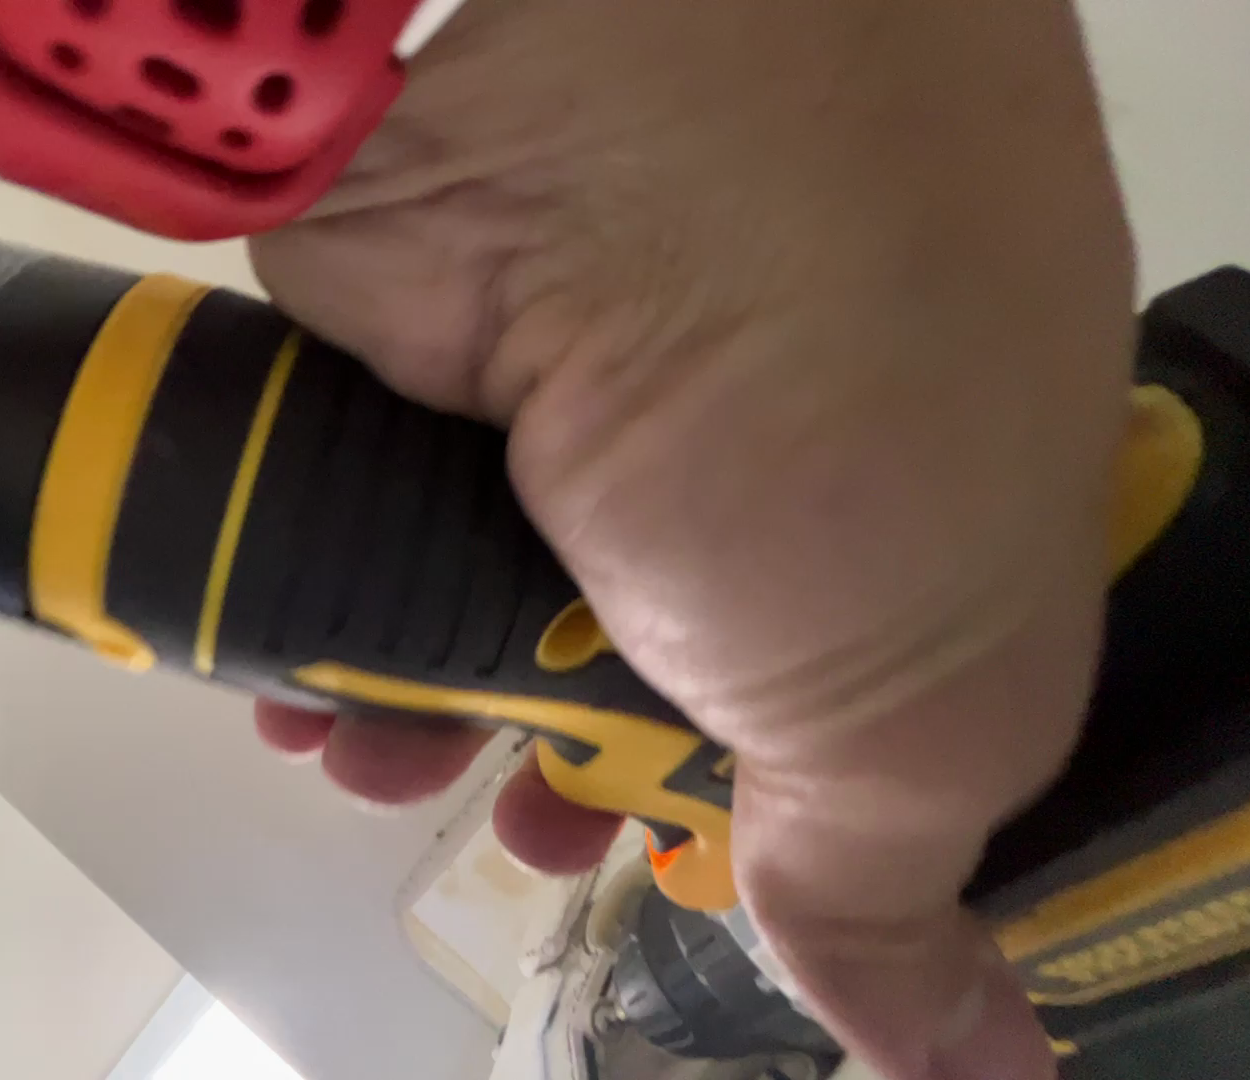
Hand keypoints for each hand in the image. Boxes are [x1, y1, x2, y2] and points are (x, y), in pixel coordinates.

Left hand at [248, 2, 1135, 1077]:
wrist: (631, 171)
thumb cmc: (817, 427)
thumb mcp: (901, 694)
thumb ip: (885, 864)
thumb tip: (956, 1047)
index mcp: (859, 532)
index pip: (792, 709)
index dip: (717, 808)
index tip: (649, 861)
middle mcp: (696, 470)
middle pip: (601, 668)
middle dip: (539, 767)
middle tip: (503, 833)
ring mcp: (540, 427)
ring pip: (457, 610)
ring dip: (408, 711)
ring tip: (358, 768)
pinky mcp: (408, 394)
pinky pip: (358, 540)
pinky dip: (324, 623)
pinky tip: (293, 693)